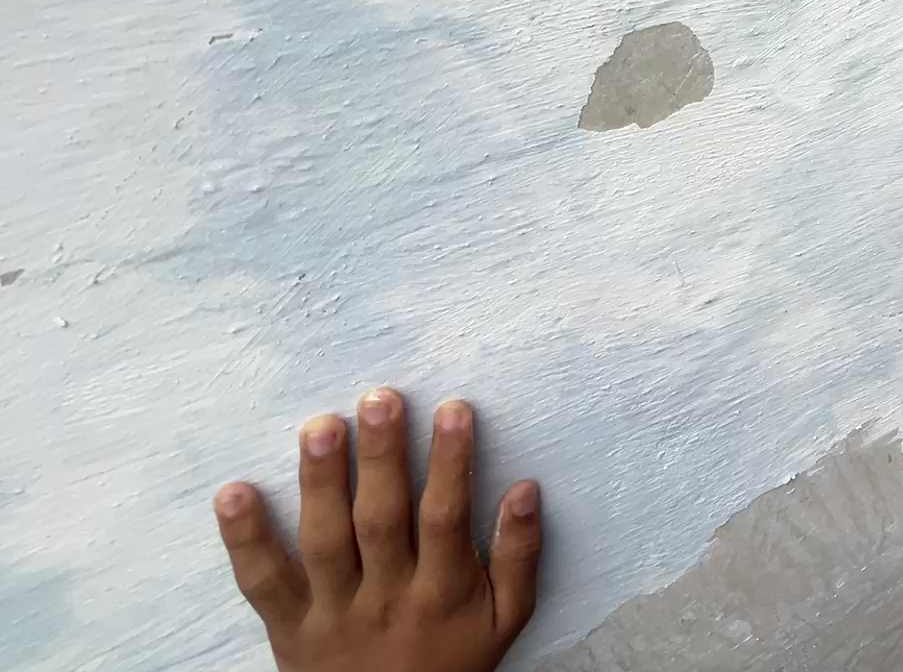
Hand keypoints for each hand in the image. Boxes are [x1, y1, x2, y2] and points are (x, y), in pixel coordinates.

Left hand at [212, 389, 543, 671]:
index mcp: (442, 589)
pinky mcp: (287, 628)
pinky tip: (234, 492)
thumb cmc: (457, 661)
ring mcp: (331, 611)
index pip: (446, 513)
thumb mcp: (510, 615)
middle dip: (380, 455)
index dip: (450, 459)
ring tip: (320, 425)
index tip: (453, 408)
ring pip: (322, 540)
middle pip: (378, 518)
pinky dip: (244, 539)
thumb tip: (526, 488)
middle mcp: (384, 595)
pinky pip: (261, 583)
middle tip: (379, 399)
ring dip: (320, 480)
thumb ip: (522, 553)